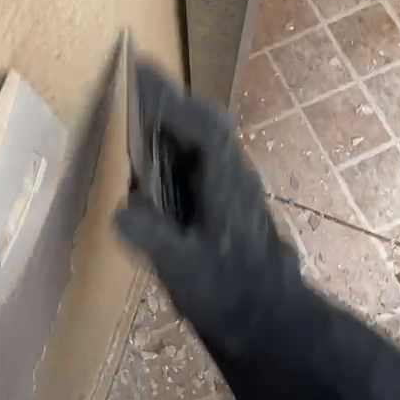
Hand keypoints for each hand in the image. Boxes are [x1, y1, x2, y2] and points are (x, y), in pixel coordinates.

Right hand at [114, 64, 399, 399]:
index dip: (169, 96)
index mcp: (226, 181)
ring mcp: (233, 192)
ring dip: (175, 123)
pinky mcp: (228, 210)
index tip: (142, 68)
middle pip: (203, 124)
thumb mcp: (184, 269)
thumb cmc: (233, 297)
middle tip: (140, 80)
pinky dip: (176, 150)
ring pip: (203, 143)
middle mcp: (232, 177)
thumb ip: (151, 234)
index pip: (198, 124)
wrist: (276, 331)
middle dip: (172, 100)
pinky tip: (156, 164)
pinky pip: (199, 163)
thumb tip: (123, 207)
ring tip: (142, 111)